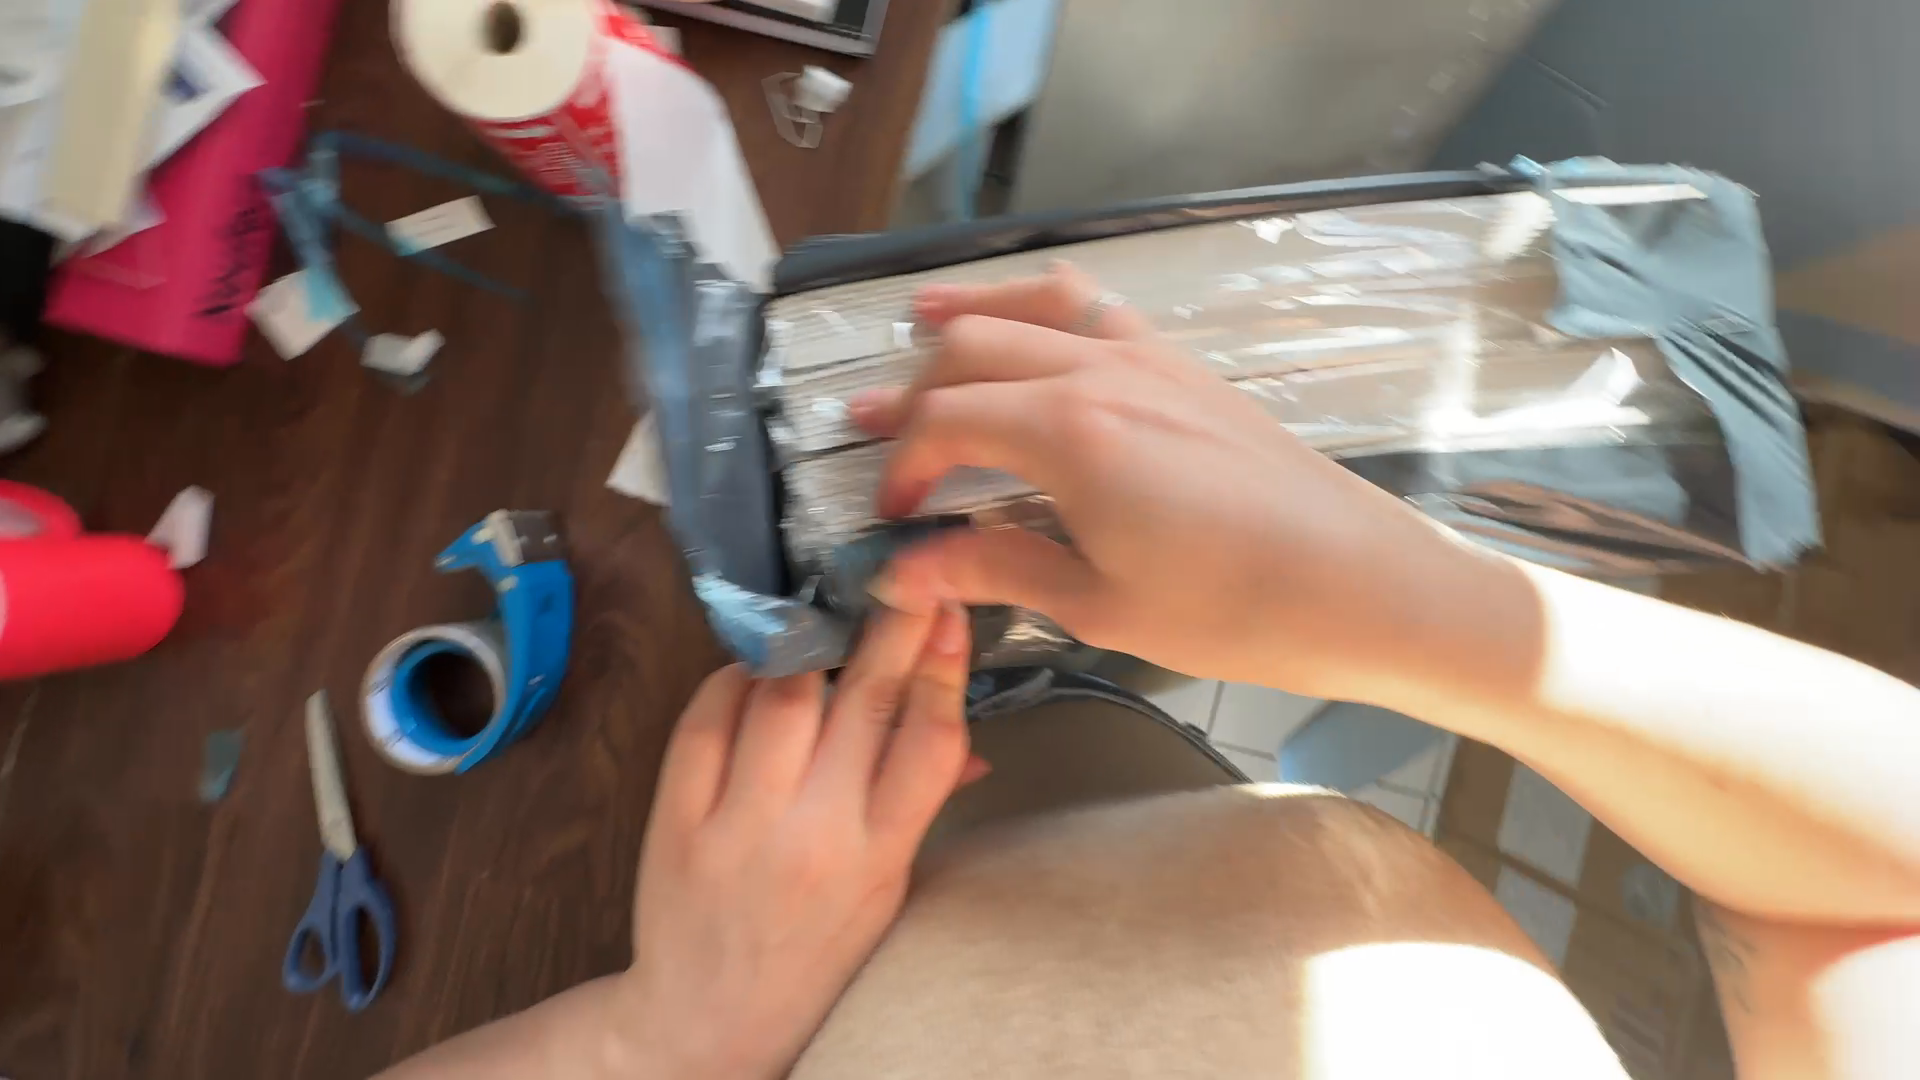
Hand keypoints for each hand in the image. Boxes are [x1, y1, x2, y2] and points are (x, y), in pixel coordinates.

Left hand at [612, 604, 981, 1079]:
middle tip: (907, 582)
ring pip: (781, 694)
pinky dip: (736, 674)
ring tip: (822, 628)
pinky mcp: (676, 817)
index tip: (950, 612)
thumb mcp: (889, 887)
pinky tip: (756, 666)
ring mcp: (737, 823)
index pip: (926, 741)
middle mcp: (813, 833)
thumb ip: (921, 803)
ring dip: (809, 645)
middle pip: (864, 702)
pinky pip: (706, 716)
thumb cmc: (818, 946)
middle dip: (893, 629)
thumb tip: (970, 740)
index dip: (944, 668)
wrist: (709, 1015)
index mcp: (879, 854)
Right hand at [851, 263, 1488, 701]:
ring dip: (964, 317)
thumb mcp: (1096, 603)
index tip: (892, 513)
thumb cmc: (1230, 611)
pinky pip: (1091, 308)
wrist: (1361, 584)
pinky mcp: (1180, 362)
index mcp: (1068, 434)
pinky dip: (1037, 304)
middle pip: (970, 351)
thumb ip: (991, 568)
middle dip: (911, 393)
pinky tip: (1023, 323)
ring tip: (915, 321)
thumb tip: (899, 572)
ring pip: (1028, 306)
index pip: (945, 423)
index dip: (902, 464)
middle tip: (872, 430)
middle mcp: (1097, 372)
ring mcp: (1145, 355)